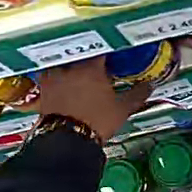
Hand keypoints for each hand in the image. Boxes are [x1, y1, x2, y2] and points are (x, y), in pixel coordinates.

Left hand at [21, 58, 150, 138]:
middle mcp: (70, 69)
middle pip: (80, 56)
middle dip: (89, 60)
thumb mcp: (122, 109)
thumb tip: (148, 87)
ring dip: (70, 68)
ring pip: (62, 65)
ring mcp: (53, 79)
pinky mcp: (43, 92)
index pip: (102, 52)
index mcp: (91, 69)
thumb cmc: (95, 121)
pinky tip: (61, 86)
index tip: (114, 56)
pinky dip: (55, 81)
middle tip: (98, 66)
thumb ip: (137, 94)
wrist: (68, 139)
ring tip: (78, 75)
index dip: (109, 53)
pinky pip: (49, 79)